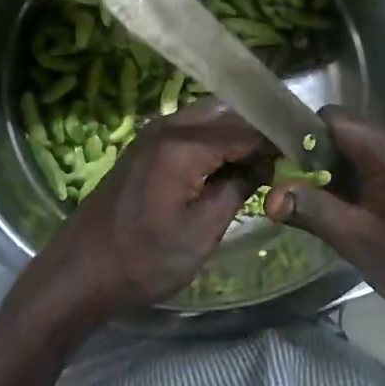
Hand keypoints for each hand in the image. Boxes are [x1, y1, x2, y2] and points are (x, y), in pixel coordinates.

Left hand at [23, 101, 270, 325]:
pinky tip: (227, 165)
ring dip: (233, 135)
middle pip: (225, 115)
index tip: (303, 151)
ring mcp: (152, 133)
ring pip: (206, 119)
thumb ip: (237, 190)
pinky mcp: (145, 146)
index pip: (243, 129)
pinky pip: (188, 130)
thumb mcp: (201, 232)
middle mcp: (167, 126)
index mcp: (183, 145)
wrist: (81, 270)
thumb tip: (264, 165)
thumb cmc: (144, 259)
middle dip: (255, 132)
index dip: (275, 139)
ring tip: (261, 162)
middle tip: (284, 157)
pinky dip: (212, 141)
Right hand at [264, 109, 384, 385]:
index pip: (331, 118)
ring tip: (332, 204)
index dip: (304, 137)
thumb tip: (268, 196)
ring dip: (340, 167)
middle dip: (320, 157)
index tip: (289, 167)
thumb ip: (310, 208)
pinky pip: (379, 154)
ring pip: (361, 143)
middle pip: (346, 129)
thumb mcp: (355, 240)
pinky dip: (361, 173)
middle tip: (306, 192)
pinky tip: (359, 207)